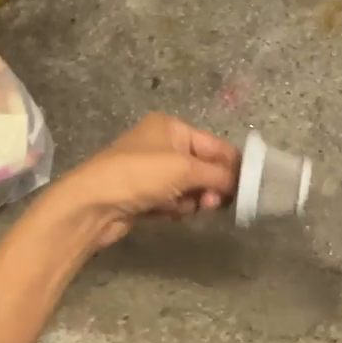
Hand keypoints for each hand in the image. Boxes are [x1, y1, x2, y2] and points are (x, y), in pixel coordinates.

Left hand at [36, 114, 239, 250]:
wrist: (94, 204)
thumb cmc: (140, 175)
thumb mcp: (185, 169)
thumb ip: (218, 174)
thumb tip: (241, 183)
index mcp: (171, 128)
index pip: (215, 145)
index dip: (232, 166)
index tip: (247, 188)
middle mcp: (162, 145)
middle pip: (204, 168)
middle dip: (210, 186)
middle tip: (211, 203)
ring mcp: (152, 172)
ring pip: (190, 188)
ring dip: (193, 201)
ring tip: (184, 209)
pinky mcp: (145, 196)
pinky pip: (174, 202)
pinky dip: (176, 209)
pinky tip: (167, 214)